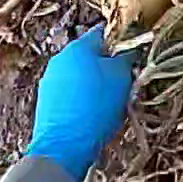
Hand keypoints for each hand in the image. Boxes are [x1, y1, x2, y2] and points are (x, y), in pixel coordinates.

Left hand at [26, 26, 135, 180]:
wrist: (62, 149)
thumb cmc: (95, 106)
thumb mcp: (122, 76)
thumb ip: (128, 58)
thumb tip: (131, 52)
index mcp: (77, 47)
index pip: (104, 32)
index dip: (123, 40)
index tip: (135, 52)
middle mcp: (59, 60)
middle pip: (91, 55)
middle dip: (110, 64)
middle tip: (127, 77)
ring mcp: (50, 83)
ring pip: (82, 75)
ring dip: (97, 82)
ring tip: (113, 99)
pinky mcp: (47, 105)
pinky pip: (72, 94)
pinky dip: (84, 98)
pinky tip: (96, 113)